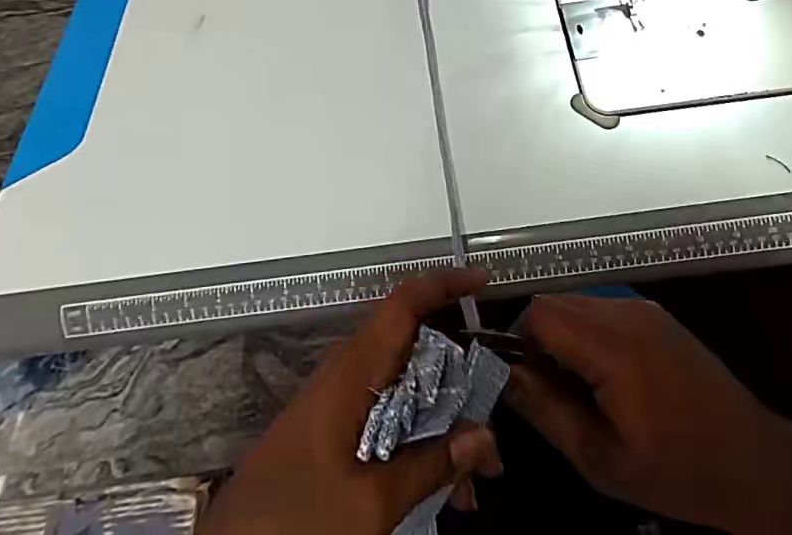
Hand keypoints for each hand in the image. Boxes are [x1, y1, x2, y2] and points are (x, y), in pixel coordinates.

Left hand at [200, 270, 504, 534]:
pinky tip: (441, 484)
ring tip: (477, 477)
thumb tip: (481, 437)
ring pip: (403, 388)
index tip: (479, 281)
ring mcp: (338, 397)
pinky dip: (418, 438)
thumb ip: (430, 466)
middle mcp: (346, 372)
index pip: (401, 305)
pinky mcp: (333, 423)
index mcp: (352, 372)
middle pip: (412, 349)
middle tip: (494, 432)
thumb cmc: (297, 514)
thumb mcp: (371, 502)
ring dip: (442, 421)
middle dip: (460, 379)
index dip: (441, 285)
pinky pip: (386, 413)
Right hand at [507, 296, 791, 534]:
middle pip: (554, 303)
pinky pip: (599, 309)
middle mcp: (629, 313)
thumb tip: (502, 373)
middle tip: (547, 388)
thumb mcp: (602, 460)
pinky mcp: (655, 314)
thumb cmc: (682, 473)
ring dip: (561, 335)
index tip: (522, 379)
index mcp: (616, 348)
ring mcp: (645, 309)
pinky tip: (603, 375)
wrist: (763, 471)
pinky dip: (585, 333)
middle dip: (537, 339)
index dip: (518, 341)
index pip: (539, 313)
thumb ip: (545, 409)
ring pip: (575, 303)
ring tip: (577, 385)